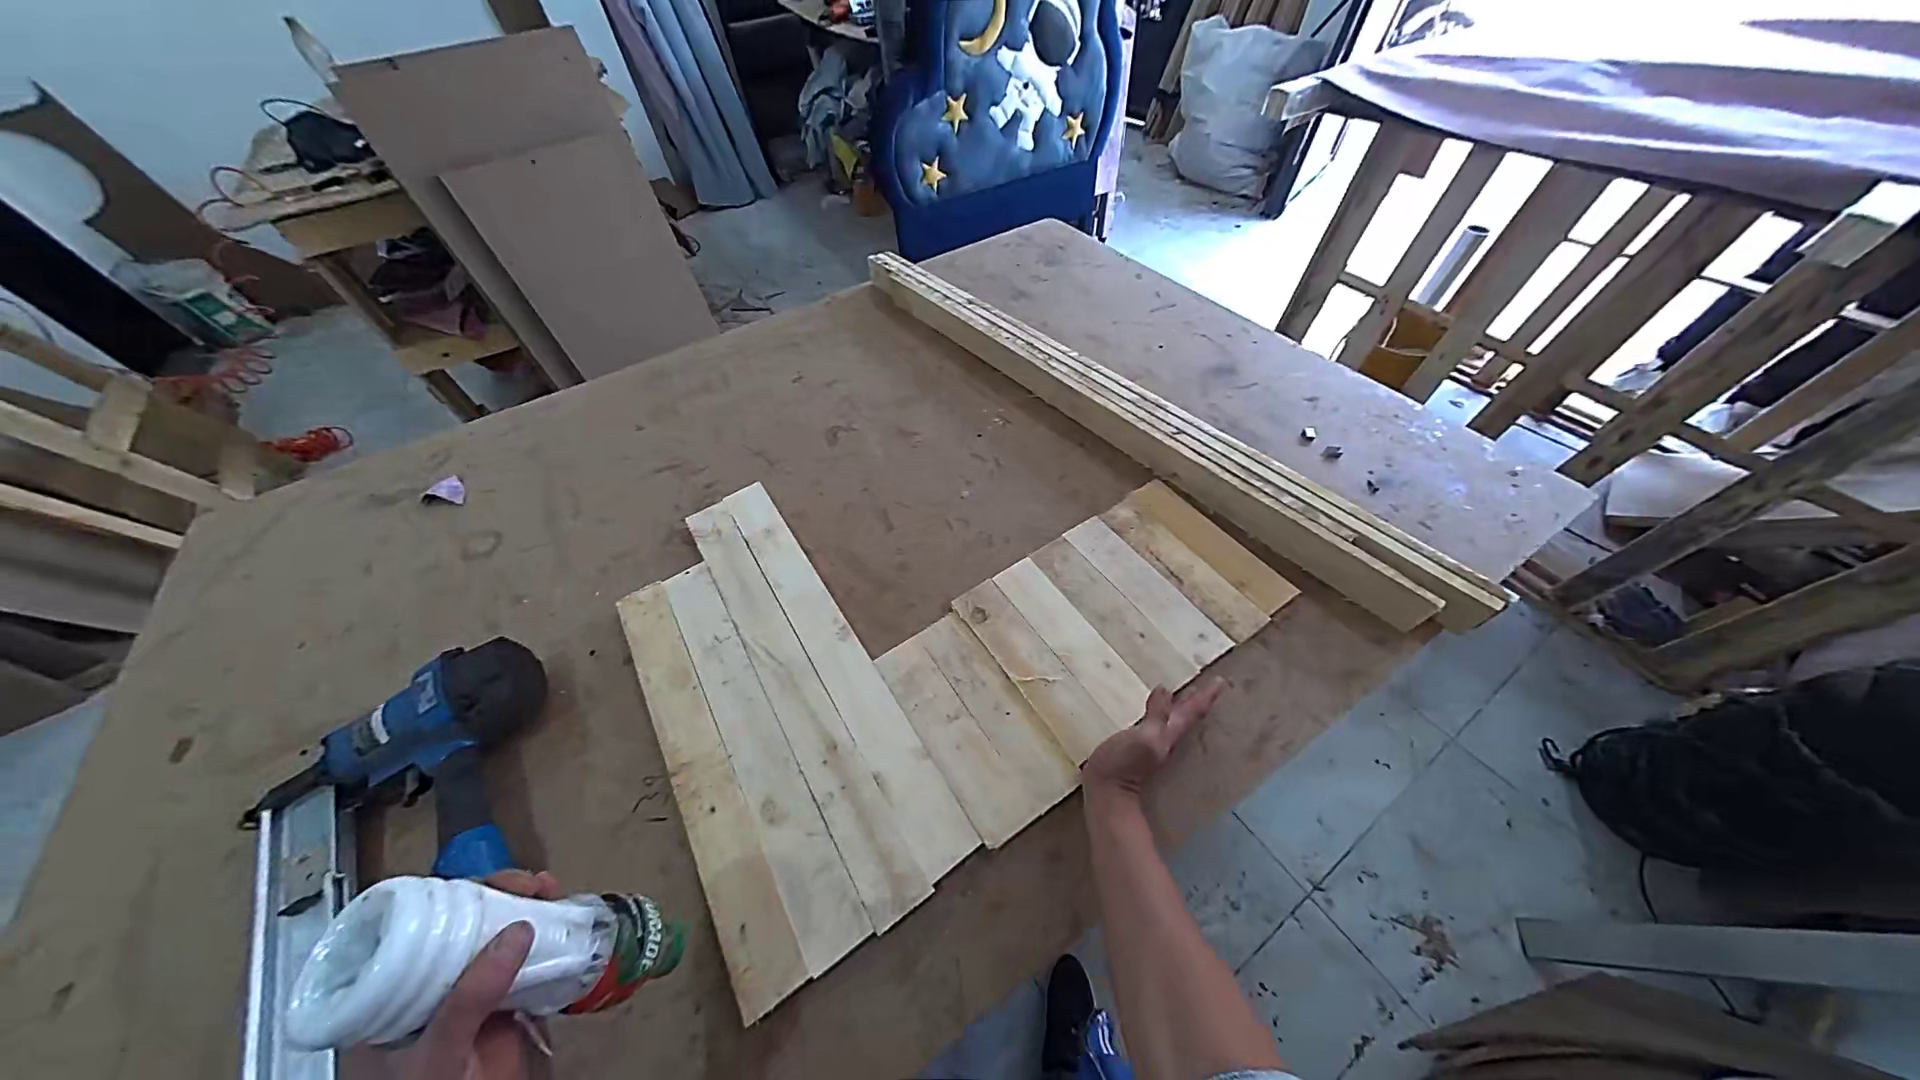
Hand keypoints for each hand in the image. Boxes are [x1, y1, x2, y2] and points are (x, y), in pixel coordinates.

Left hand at [393, 870, 561, 1079]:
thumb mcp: (438, 1052)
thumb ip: (470, 997)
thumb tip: (521, 926)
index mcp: (388, 994)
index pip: (412, 926)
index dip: (450, 895)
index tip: (490, 883)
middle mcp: (427, 985)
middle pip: (459, 922)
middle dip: (498, 892)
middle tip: (532, 884)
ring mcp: (468, 991)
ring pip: (495, 931)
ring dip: (525, 904)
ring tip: (551, 889)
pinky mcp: (506, 1000)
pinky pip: (524, 955)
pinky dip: (546, 931)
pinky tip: (562, 915)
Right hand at [1082, 677, 1223, 799]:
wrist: (1108, 792)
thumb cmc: (1125, 764)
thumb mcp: (1144, 738)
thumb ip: (1156, 716)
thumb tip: (1165, 690)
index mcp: (1170, 733)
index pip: (1192, 711)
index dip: (1206, 697)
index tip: (1222, 681)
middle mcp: (1166, 737)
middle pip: (1187, 715)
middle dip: (1197, 699)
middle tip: (1209, 684)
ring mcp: (1153, 744)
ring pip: (1173, 719)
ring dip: (1181, 705)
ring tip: (1186, 693)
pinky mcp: (1138, 747)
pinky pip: (1156, 723)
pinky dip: (1160, 712)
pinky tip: (1154, 709)